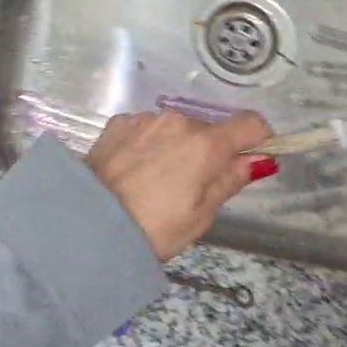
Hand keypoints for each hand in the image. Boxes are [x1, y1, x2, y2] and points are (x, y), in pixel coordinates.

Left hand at [83, 111, 274, 261]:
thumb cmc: (154, 228)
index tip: (254, 158)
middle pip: (208, 130)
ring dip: (175, 147)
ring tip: (157, 183)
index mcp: (204, 144)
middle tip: (193, 189)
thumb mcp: (201, 215)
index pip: (249, 124)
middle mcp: (176, 121)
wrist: (88, 221)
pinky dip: (148, 145)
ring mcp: (145, 118)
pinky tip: (133, 172)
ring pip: (174, 129)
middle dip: (209, 153)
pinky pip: (146, 129)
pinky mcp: (118, 122)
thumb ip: (229, 181)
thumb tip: (258, 160)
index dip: (258, 139)